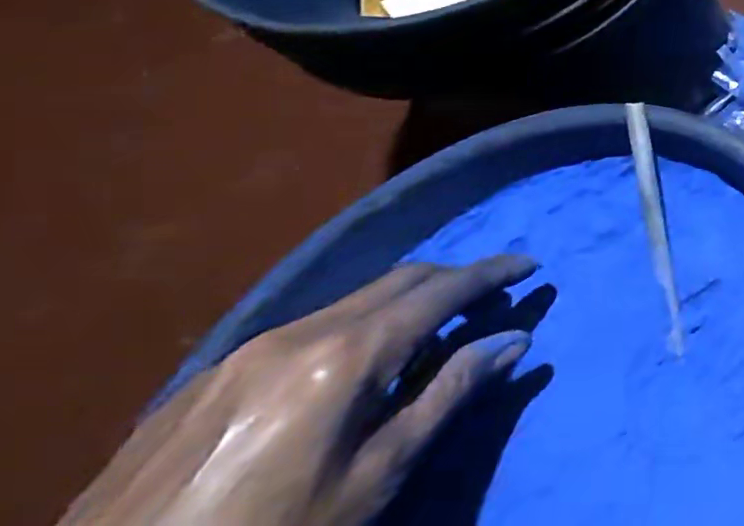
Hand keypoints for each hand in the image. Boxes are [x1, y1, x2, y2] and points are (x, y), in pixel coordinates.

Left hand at [59, 254, 538, 525]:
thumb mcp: (376, 477)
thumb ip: (448, 396)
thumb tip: (513, 342)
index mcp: (346, 355)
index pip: (441, 291)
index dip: (493, 274)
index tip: (531, 266)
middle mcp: (301, 331)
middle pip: (400, 279)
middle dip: (454, 280)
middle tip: (491, 301)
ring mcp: (249, 348)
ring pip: (353, 300)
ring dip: (405, 303)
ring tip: (430, 336)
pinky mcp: (212, 373)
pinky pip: (307, 327)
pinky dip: (354, 327)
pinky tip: (350, 371)